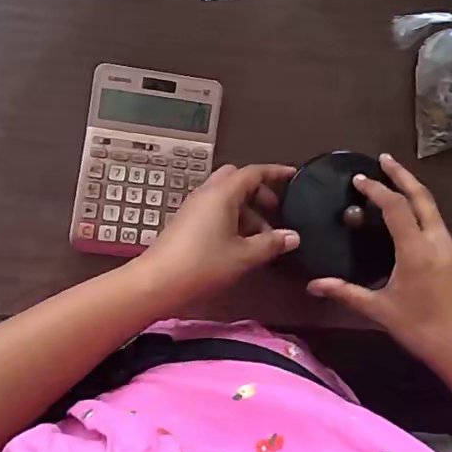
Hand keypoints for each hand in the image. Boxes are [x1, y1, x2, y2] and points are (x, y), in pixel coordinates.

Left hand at [140, 163, 298, 300]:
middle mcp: (207, 192)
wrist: (159, 280)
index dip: (274, 172)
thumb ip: (270, 243)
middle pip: (237, 179)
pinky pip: (215, 208)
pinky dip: (232, 216)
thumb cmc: (204, 263)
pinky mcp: (187, 220)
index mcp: (222, 193)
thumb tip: (293, 236)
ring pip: (226, 195)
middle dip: (259, 190)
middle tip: (275, 210)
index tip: (292, 175)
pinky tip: (240, 241)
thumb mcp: (243, 255)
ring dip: (246, 208)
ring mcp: (194, 205)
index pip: (253, 172)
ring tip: (262, 236)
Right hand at [305, 153, 451, 389]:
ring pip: (439, 230)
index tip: (360, 178)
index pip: (394, 206)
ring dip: (421, 227)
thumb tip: (313, 285)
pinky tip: (436, 277)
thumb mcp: (381, 312)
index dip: (376, 188)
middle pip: (422, 198)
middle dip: (402, 175)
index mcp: (417, 250)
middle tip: (386, 159)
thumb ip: (347, 292)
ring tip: (407, 250)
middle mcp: (444, 243)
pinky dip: (441, 254)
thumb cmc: (424, 333)